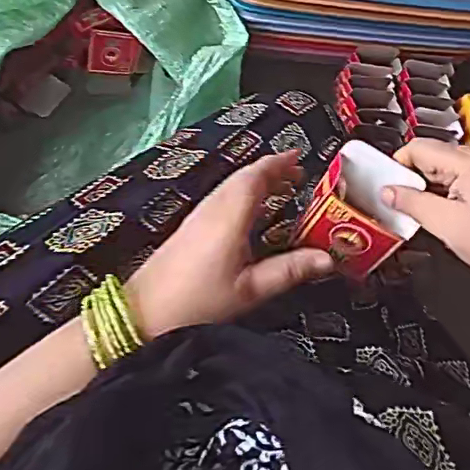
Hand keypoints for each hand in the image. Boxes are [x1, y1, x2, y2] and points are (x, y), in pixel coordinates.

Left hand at [125, 151, 334, 336]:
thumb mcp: (249, 290)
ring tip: (281, 187)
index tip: (299, 157)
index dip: (278, 163)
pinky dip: (243, 192)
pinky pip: (223, 196)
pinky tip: (251, 210)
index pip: (256, 176)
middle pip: (244, 176)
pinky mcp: (191, 226)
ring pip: (232, 185)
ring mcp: (200, 215)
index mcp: (230, 215)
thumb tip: (327, 259)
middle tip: (297, 173)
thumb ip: (289, 271)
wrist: (142, 313)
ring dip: (257, 180)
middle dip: (272, 170)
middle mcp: (214, 207)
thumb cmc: (197, 300)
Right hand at [383, 139, 469, 293]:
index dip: (397, 166)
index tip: (387, 185)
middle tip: (406, 206)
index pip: (417, 148)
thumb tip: (390, 192)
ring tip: (434, 217)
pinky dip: (449, 192)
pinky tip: (451, 216)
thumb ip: (412, 204)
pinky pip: (462, 176)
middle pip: (431, 156)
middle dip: (415, 180)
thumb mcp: (448, 227)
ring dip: (432, 188)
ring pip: (445, 168)